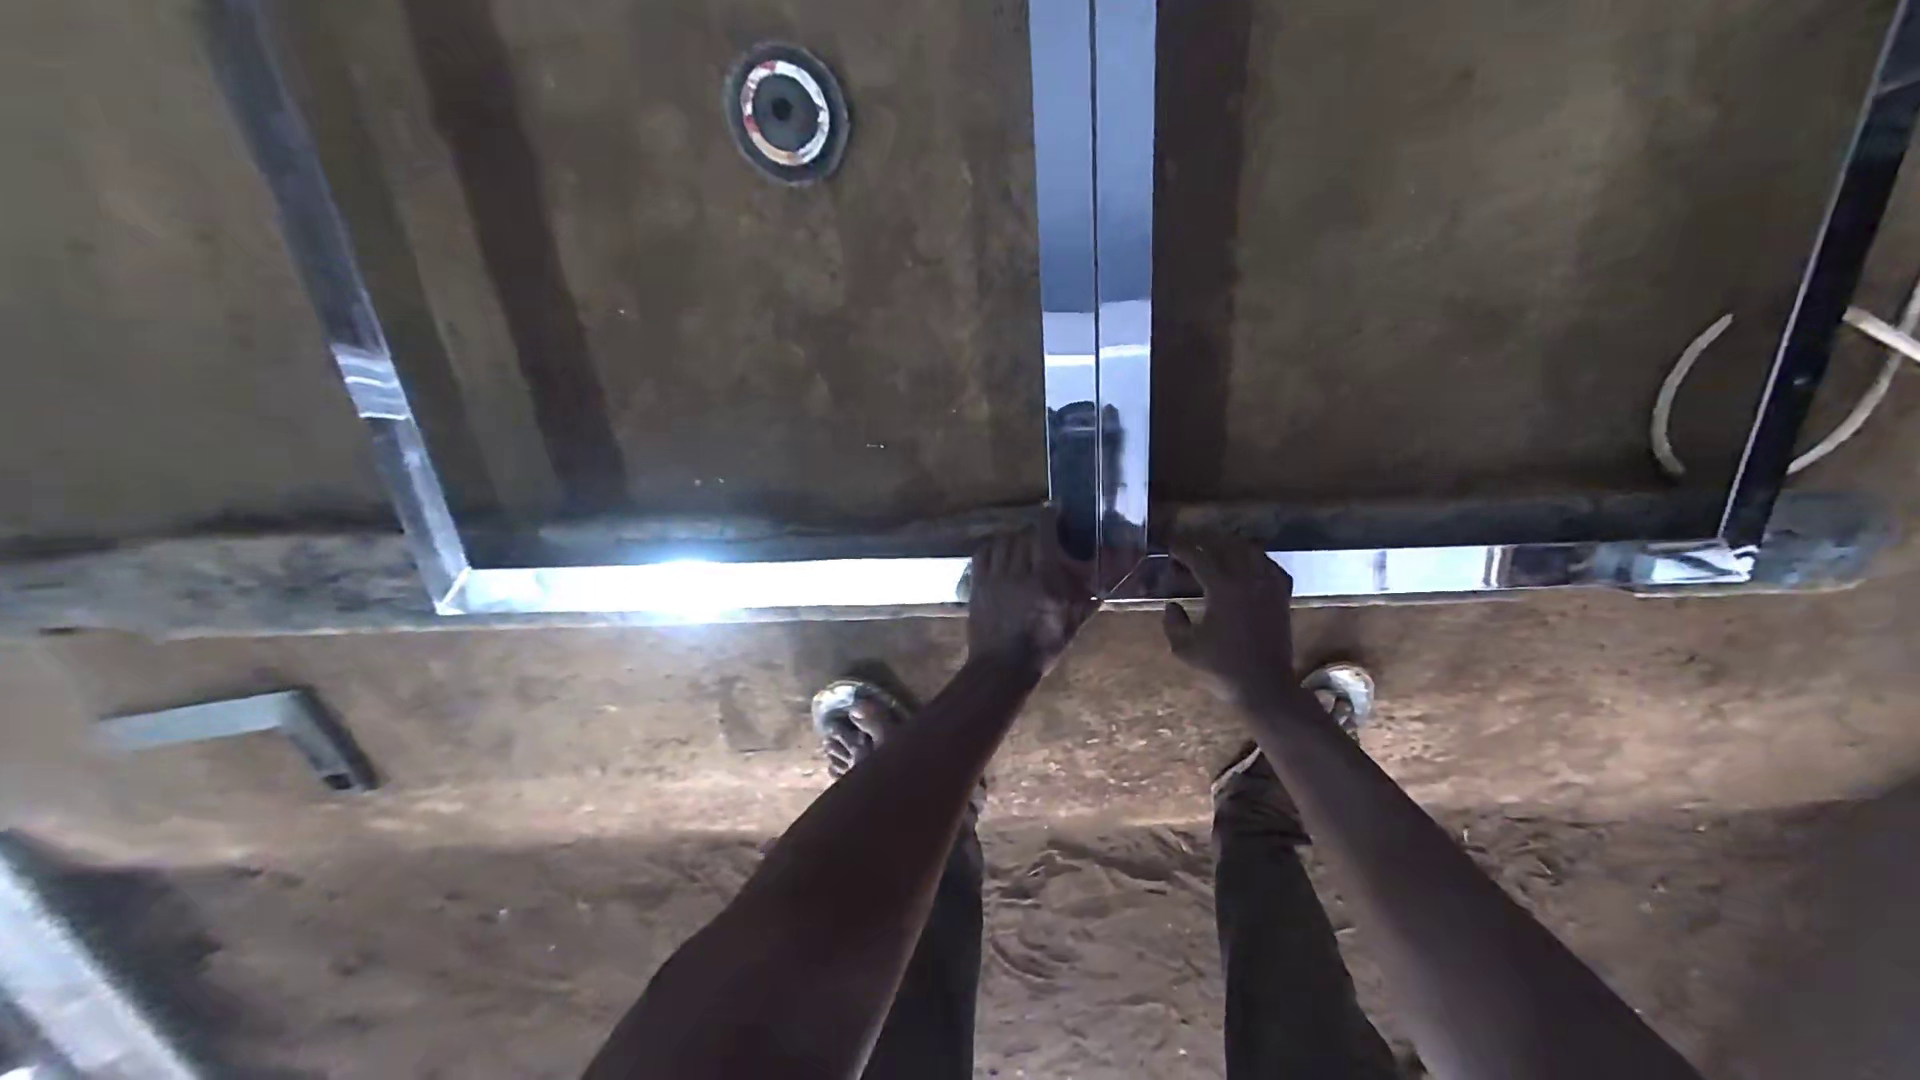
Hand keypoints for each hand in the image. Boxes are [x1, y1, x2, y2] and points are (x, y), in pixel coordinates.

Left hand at [966, 518, 1097, 674]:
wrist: (1002, 666)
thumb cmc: (1044, 647)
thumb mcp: (1074, 622)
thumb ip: (1089, 595)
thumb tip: (1107, 578)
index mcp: (1046, 580)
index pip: (1045, 533)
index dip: (1050, 516)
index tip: (1055, 510)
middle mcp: (1019, 572)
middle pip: (1025, 535)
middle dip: (1036, 531)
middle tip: (1044, 536)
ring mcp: (995, 577)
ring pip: (1004, 541)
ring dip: (1015, 539)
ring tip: (1022, 546)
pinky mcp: (978, 583)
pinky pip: (984, 552)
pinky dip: (994, 547)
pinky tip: (1002, 553)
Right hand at [1163, 535, 1309, 709]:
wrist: (1266, 687)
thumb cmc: (1222, 669)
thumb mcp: (1184, 648)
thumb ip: (1173, 623)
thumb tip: (1171, 605)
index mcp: (1223, 589)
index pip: (1199, 557)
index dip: (1182, 548)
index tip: (1170, 545)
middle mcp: (1248, 580)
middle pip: (1227, 546)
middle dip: (1205, 540)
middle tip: (1189, 541)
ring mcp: (1269, 587)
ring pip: (1251, 551)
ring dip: (1231, 544)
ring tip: (1216, 546)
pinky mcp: (1282, 597)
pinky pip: (1270, 566)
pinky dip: (1256, 558)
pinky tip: (1248, 563)